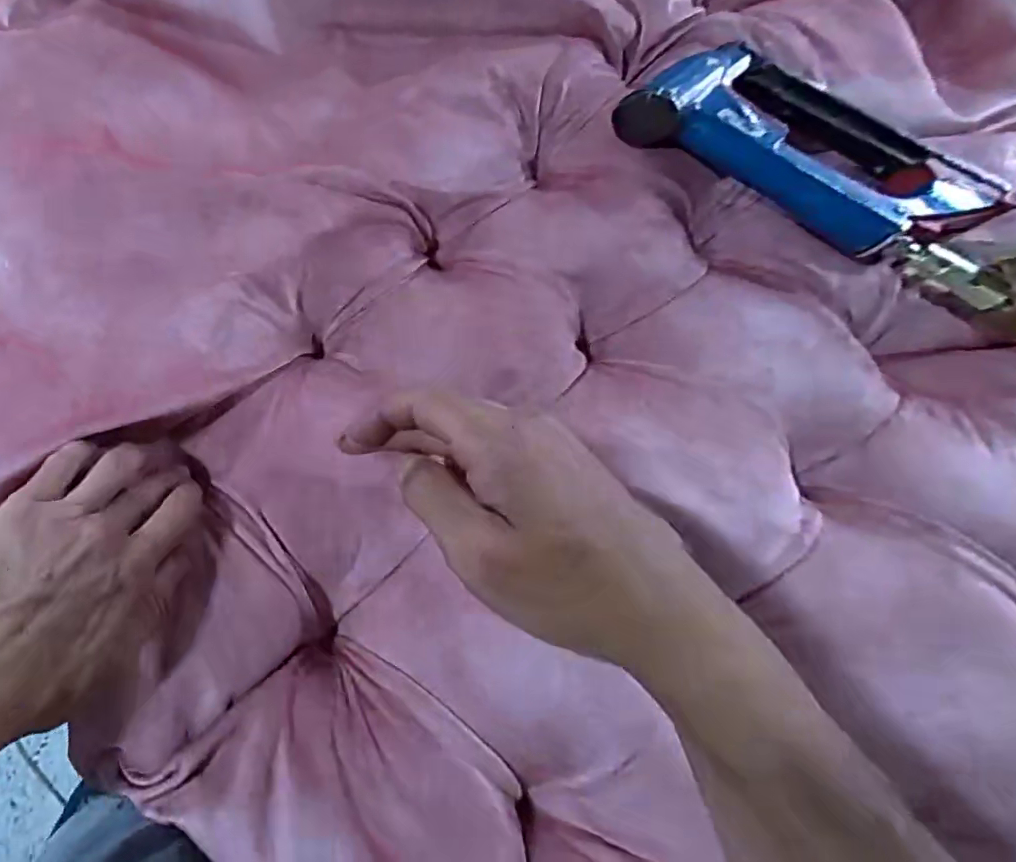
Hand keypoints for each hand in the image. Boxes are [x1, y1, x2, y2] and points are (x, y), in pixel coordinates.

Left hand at [0, 442, 205, 738]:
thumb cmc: (50, 678)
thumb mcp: (120, 653)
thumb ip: (157, 598)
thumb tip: (182, 555)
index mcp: (134, 567)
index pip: (180, 510)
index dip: (190, 495)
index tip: (189, 493)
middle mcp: (107, 531)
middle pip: (151, 483)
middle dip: (168, 471)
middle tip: (170, 468)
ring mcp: (66, 513)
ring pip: (116, 462)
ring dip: (136, 455)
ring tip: (138, 456)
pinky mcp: (27, 504)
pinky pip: (66, 459)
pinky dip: (87, 452)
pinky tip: (90, 457)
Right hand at [339, 390, 722, 669]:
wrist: (667, 613)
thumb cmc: (566, 591)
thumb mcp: (479, 556)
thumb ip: (432, 498)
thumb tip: (414, 465)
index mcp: (501, 440)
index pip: (424, 402)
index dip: (379, 416)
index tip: (348, 445)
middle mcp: (528, 424)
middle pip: (448, 408)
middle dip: (401, 427)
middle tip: (365, 457)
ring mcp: (556, 439)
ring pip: (476, 423)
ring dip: (433, 440)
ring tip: (404, 469)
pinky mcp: (571, 459)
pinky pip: (502, 439)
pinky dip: (465, 451)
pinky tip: (460, 481)